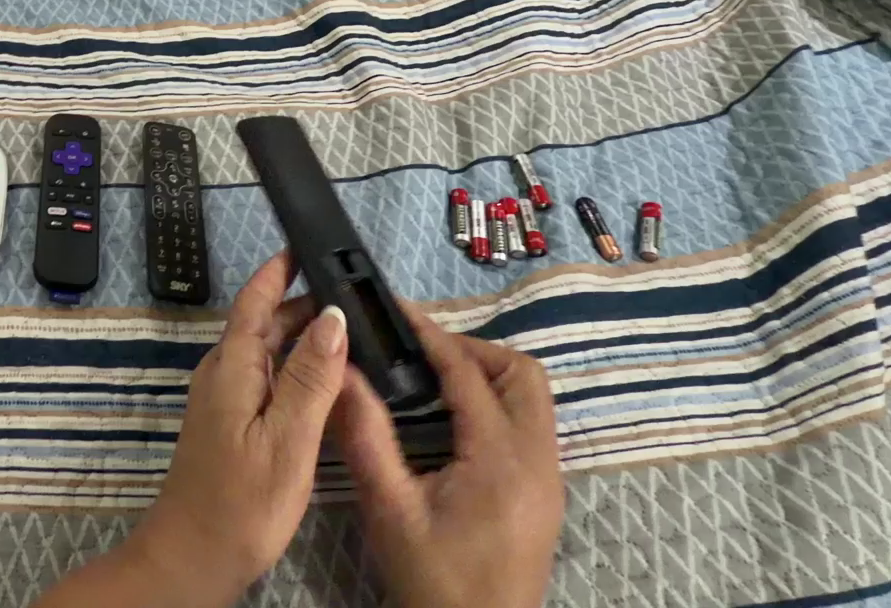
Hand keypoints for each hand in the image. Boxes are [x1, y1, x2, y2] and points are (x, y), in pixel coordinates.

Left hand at [30, 250, 348, 607]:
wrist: (194, 553)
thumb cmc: (242, 499)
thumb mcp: (287, 439)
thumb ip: (309, 378)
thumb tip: (332, 317)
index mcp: (233, 366)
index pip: (254, 302)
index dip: (276, 271)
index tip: (302, 245)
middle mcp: (224, 371)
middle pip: (263, 323)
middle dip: (300, 302)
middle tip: (349, 291)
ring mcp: (225, 396)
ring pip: (267, 350)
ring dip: (301, 335)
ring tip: (349, 329)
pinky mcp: (231, 420)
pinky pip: (266, 377)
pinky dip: (295, 367)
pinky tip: (325, 381)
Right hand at [333, 302, 563, 607]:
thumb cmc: (431, 580)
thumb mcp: (387, 506)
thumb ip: (365, 432)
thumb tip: (342, 369)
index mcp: (502, 463)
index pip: (470, 375)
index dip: (432, 335)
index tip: (396, 310)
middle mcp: (539, 464)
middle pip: (523, 375)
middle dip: (471, 349)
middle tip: (417, 350)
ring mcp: (548, 480)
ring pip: (531, 398)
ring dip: (484, 373)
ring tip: (428, 374)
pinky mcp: (543, 494)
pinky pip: (527, 423)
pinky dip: (492, 401)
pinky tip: (447, 413)